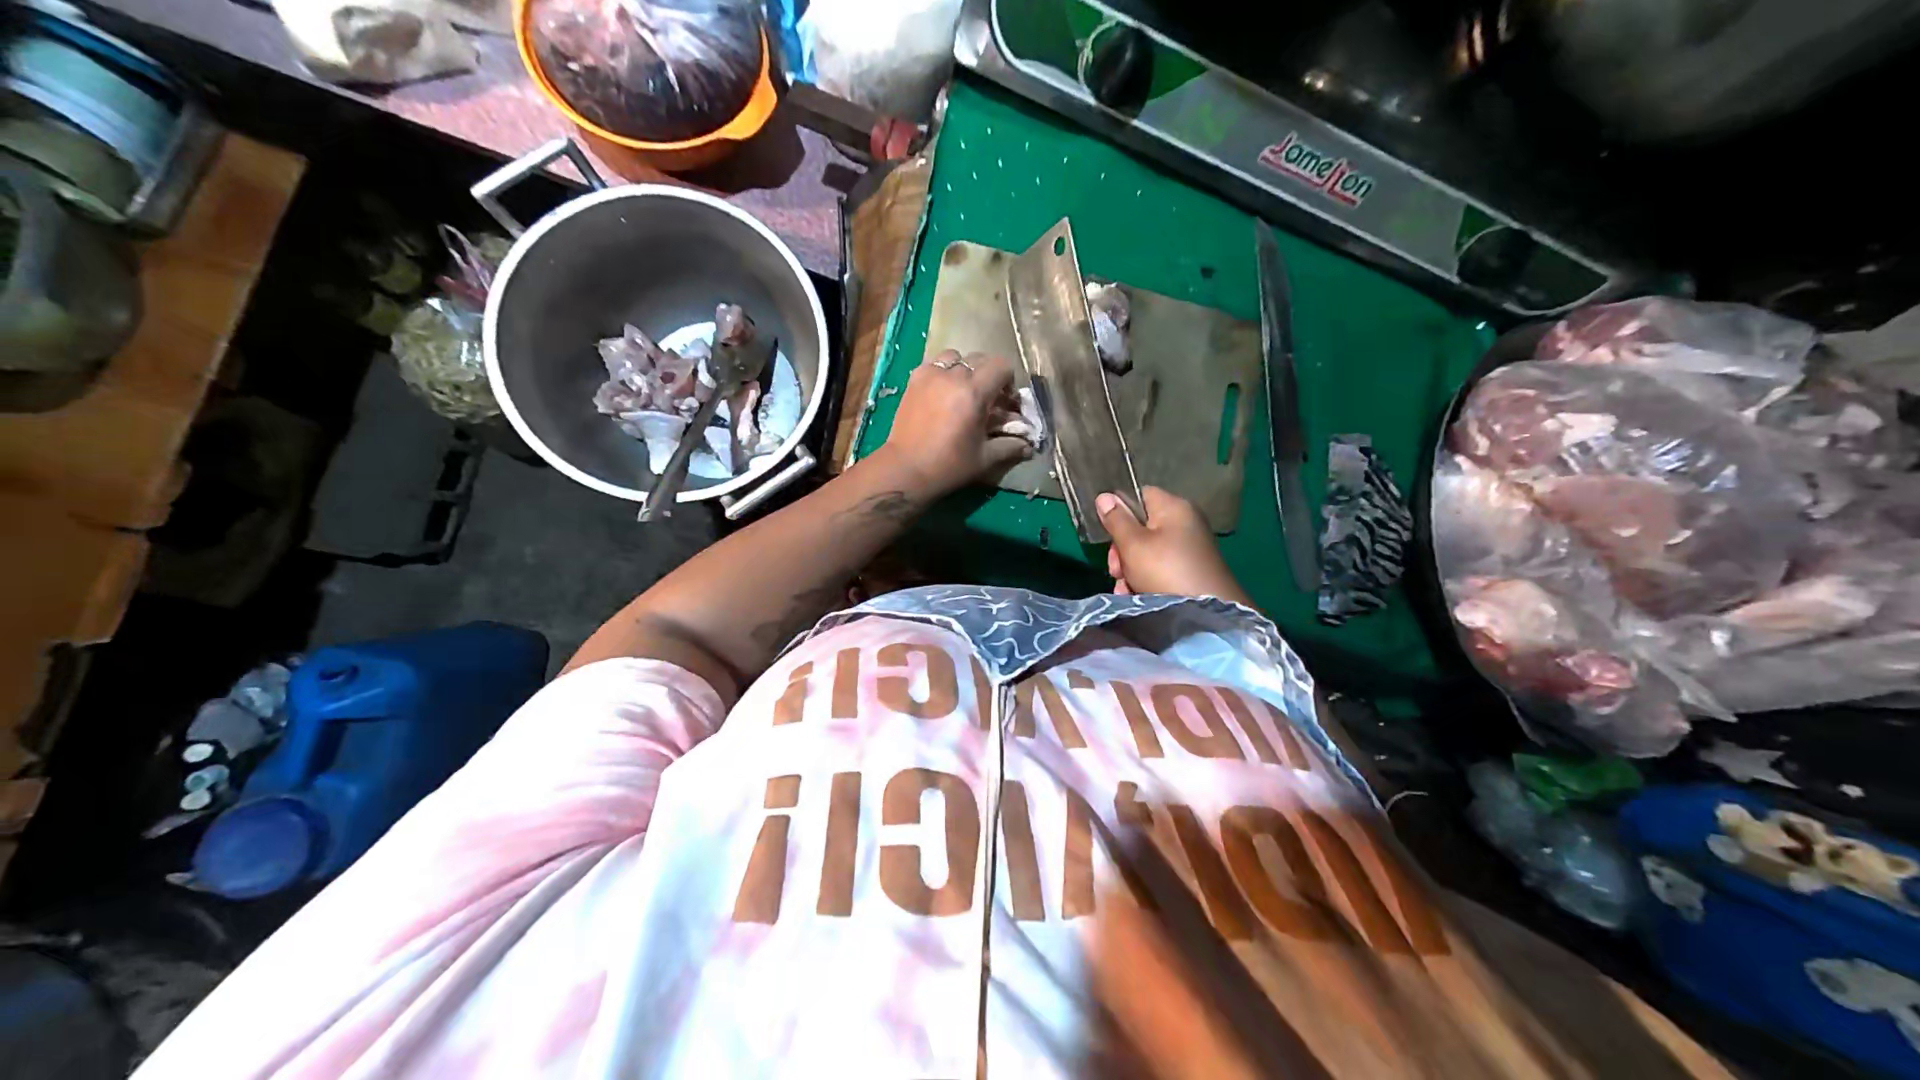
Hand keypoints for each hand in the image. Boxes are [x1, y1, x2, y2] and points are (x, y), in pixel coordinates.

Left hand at [877, 351, 1033, 496]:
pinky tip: (942, 393)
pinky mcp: (914, 380)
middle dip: (988, 376)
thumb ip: (1010, 446)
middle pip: (980, 359)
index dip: (1008, 381)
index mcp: (974, 392)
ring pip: (955, 357)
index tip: (1005, 401)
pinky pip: (934, 364)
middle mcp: (953, 376)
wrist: (906, 469)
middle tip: (987, 400)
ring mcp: (930, 374)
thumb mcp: (985, 458)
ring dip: (964, 370)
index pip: (1001, 366)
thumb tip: (1029, 446)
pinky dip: (943, 372)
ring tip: (962, 392)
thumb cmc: (949, 466)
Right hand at [1098, 487, 1252, 605]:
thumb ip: (1116, 520)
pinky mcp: (1189, 571)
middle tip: (1116, 570)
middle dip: (1122, 549)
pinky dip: (1144, 580)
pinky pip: (1159, 568)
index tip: (1108, 532)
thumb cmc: (1166, 571)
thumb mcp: (1133, 544)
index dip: (1121, 510)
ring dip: (1129, 570)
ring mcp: (1189, 549)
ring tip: (1124, 589)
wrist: (1206, 614)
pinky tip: (1135, 595)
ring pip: (1146, 551)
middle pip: (1141, 526)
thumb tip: (1104, 496)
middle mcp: (1184, 524)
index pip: (1141, 495)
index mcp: (1174, 508)